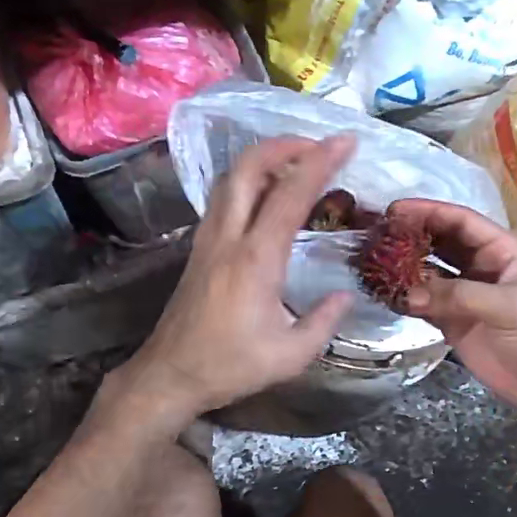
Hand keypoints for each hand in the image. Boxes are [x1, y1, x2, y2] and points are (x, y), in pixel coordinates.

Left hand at [115, 135, 355, 420]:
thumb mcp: (292, 354)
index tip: (346, 141)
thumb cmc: (231, 366)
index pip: (291, 194)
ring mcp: (208, 240)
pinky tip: (266, 195)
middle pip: (248, 168)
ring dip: (263, 160)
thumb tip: (344, 296)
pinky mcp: (198, 250)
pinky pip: (223, 199)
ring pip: (231, 179)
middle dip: (284, 145)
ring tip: (296, 163)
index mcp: (257, 259)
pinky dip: (248, 182)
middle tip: (317, 146)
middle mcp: (228, 238)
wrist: (170, 375)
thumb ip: (324, 321)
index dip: (320, 162)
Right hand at [391, 199, 516, 411]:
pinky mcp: (455, 323)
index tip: (396, 209)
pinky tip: (386, 293)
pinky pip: (425, 304)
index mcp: (505, 252)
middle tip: (378, 234)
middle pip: (443, 243)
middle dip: (413, 236)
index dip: (430, 212)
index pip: (463, 222)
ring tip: (374, 262)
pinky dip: (407, 299)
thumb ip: (458, 294)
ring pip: (430, 273)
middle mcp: (483, 268)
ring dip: (406, 268)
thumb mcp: (510, 305)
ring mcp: (467, 296)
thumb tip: (406, 294)